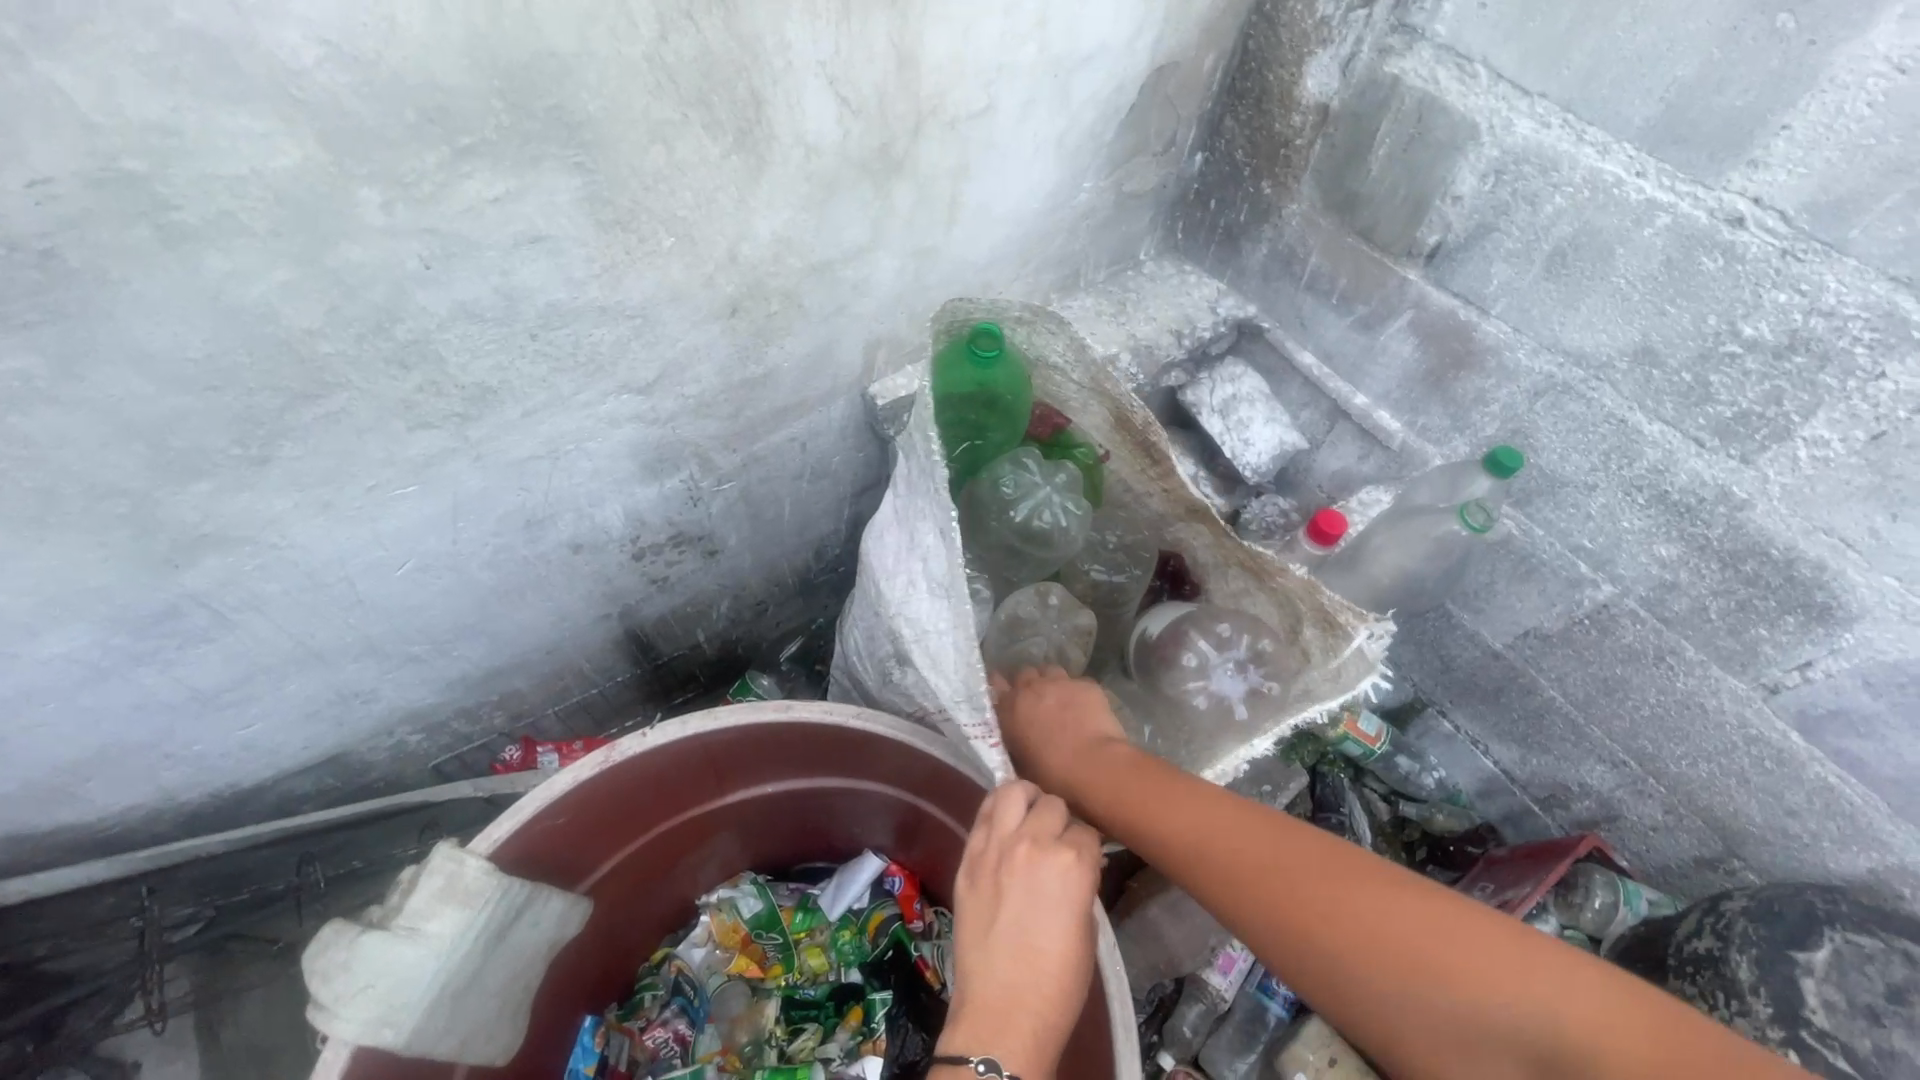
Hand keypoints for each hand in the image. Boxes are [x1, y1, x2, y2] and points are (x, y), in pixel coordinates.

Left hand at [939, 780, 1102, 1079]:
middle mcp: (1033, 843)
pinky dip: (996, 812)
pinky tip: (1003, 824)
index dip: (1088, 845)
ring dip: (1027, 800)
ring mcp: (995, 847)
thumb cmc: (1058, 982)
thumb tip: (1076, 864)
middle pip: (1053, 804)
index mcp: (1073, 862)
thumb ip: (1081, 883)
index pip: (1087, 830)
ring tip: (1029, 816)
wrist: (1003, 1012)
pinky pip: (982, 814)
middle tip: (1057, 842)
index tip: (1085, 859)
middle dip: (1060, 821)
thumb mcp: (1088, 928)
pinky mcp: (968, 857)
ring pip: (1013, 791)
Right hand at [990, 667, 1131, 803]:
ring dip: (1052, 682)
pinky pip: (1078, 682)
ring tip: (1060, 700)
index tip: (1005, 693)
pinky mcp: (1086, 684)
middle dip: (1029, 684)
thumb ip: (1013, 742)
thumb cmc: (1052, 774)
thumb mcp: (1020, 762)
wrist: (1093, 765)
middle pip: (1025, 673)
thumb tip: (1015, 739)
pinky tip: (1085, 708)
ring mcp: (1060, 682)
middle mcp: (1031, 688)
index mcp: (1010, 708)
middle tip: (1037, 701)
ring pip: (1051, 671)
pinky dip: (1077, 692)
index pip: (996, 684)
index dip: (1000, 686)